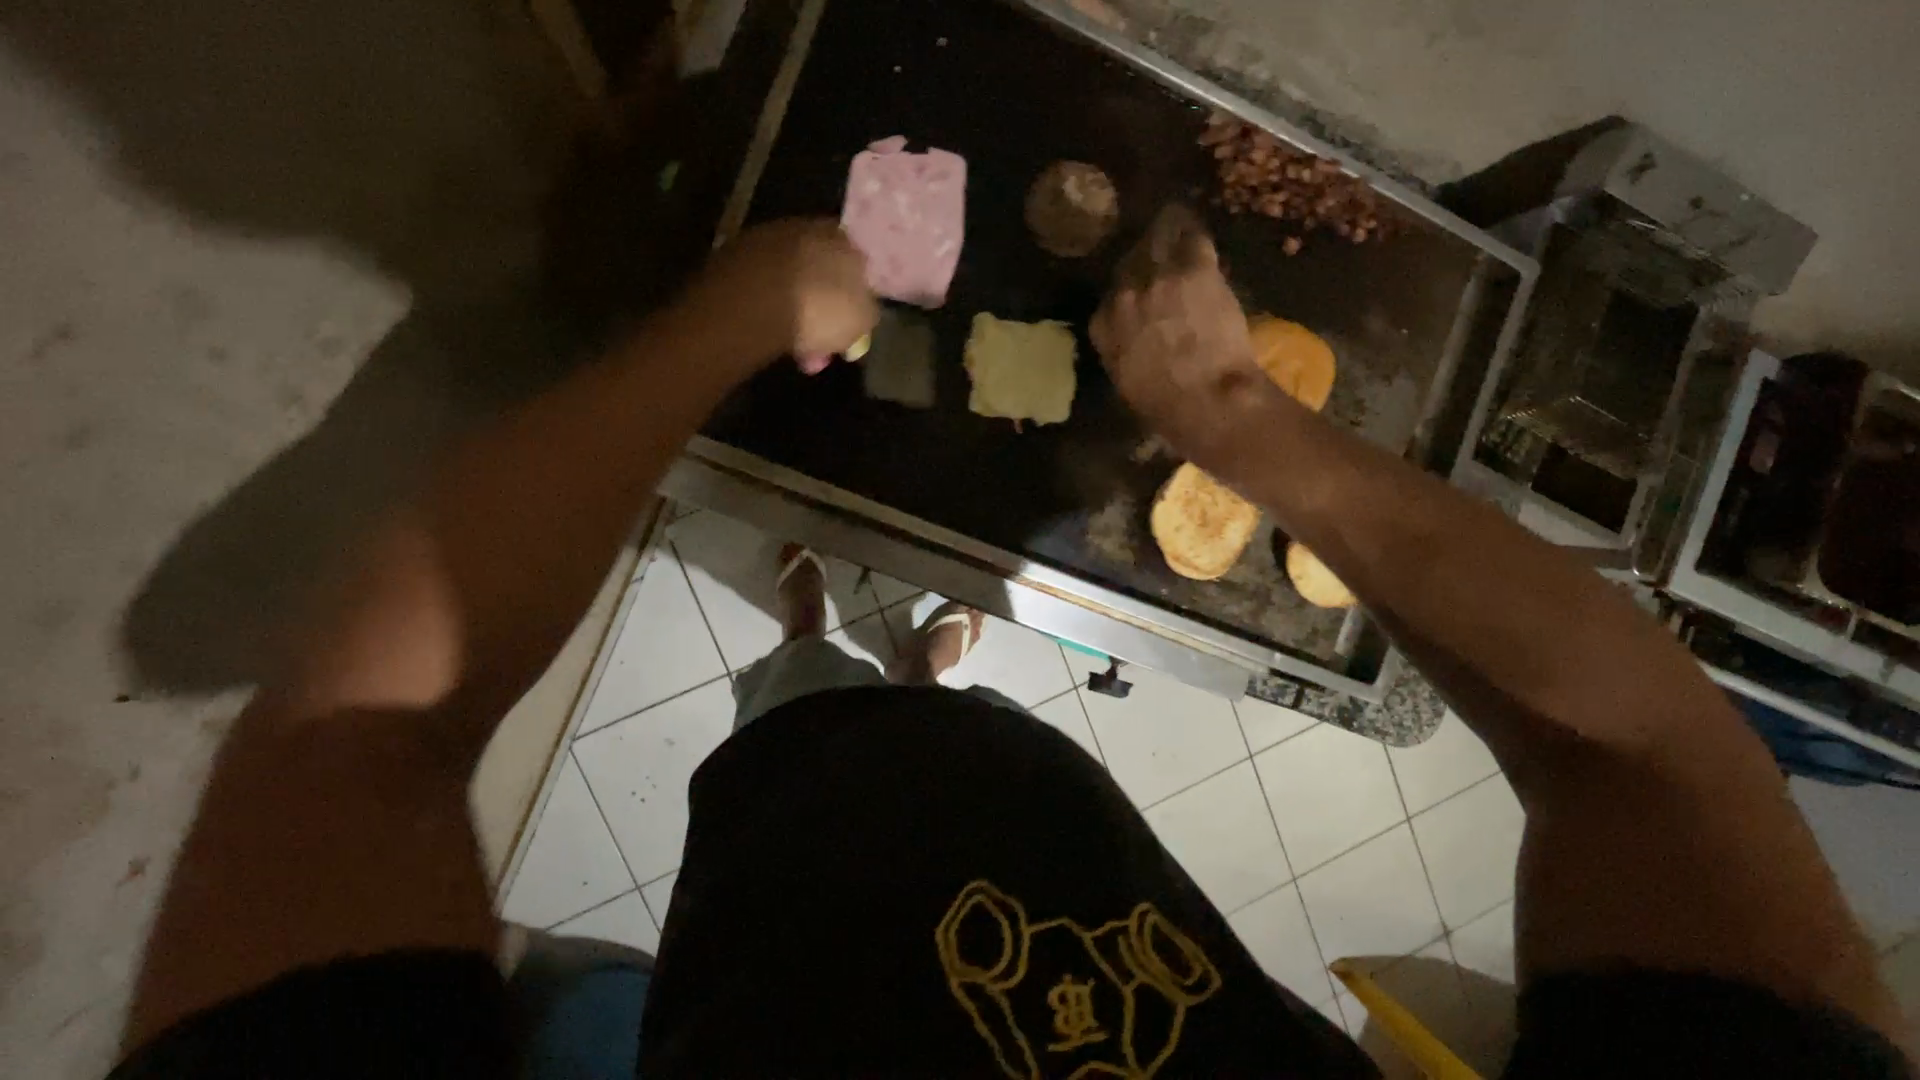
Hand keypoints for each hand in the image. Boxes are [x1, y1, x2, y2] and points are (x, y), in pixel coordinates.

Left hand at [683, 218, 877, 370]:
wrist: (754, 302)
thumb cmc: (820, 309)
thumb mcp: (863, 319)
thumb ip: (868, 310)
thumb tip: (863, 311)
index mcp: (840, 235)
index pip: (855, 261)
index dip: (854, 295)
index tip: (850, 323)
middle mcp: (803, 227)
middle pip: (819, 272)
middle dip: (822, 309)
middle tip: (821, 344)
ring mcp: (765, 239)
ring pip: (790, 281)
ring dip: (795, 311)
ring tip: (795, 346)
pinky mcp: (733, 255)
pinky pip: (762, 287)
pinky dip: (769, 308)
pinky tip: (770, 332)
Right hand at [1091, 206, 1281, 470]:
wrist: (1205, 400)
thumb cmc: (1166, 408)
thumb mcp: (1128, 385)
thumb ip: (1123, 355)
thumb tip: (1133, 348)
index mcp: (1103, 328)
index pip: (1109, 301)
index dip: (1126, 297)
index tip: (1137, 298)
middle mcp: (1123, 297)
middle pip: (1130, 266)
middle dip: (1142, 263)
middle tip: (1156, 259)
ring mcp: (1158, 279)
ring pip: (1158, 244)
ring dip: (1166, 238)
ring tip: (1172, 229)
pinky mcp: (1195, 269)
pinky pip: (1192, 240)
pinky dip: (1193, 234)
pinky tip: (1195, 228)